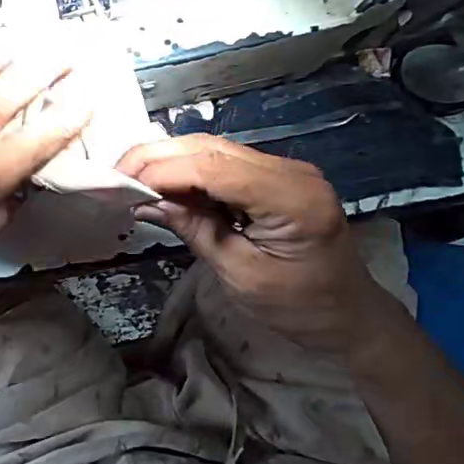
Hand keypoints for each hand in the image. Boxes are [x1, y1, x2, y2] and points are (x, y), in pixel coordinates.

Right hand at [114, 134, 402, 355]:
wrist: (348, 315)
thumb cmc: (298, 306)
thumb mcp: (239, 273)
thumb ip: (194, 229)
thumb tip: (146, 201)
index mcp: (292, 199)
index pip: (215, 168)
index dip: (163, 170)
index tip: (121, 182)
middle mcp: (290, 172)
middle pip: (210, 148)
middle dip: (157, 157)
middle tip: (115, 175)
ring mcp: (283, 169)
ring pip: (210, 148)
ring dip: (166, 159)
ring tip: (129, 177)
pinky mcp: (272, 175)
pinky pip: (219, 161)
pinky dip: (184, 168)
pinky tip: (159, 180)